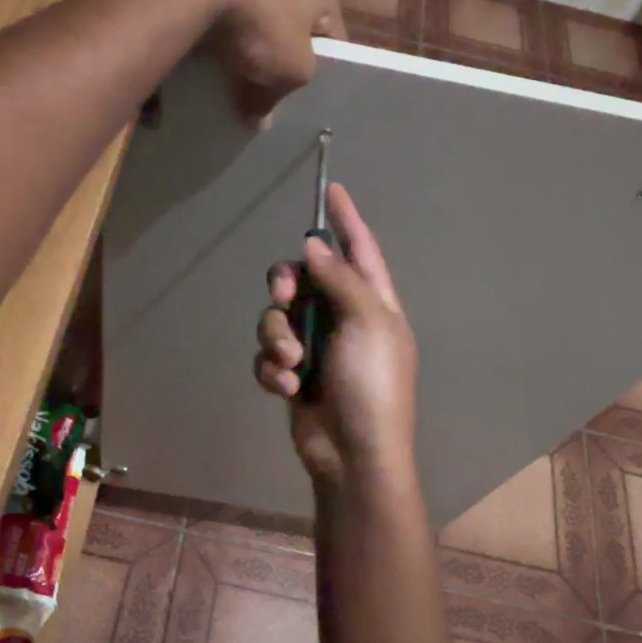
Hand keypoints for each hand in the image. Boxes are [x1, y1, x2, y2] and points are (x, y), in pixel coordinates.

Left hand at [203, 0, 345, 125]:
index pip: (333, 37)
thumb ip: (280, 97)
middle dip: (284, 60)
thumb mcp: (288, 73)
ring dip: (253, 49)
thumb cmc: (263, 28)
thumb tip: (258, 120)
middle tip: (275, 91)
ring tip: (242, 79)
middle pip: (295, 30)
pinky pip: (231, 17)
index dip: (324, 70)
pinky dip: (227, 36)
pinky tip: (218, 59)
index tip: (309, 95)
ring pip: (262, 23)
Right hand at [253, 183, 417, 489]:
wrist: (353, 454)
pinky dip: (272, 368)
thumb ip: (340, 279)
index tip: (333, 188)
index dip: (347, 219)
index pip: (360, 249)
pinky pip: (268, 354)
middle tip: (284, 295)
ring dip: (276, 338)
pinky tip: (287, 387)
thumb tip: (314, 245)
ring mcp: (315, 347)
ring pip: (276, 317)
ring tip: (291, 365)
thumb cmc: (373, 384)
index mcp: (373, 302)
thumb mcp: (367, 324)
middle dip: (286, 284)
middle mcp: (342, 318)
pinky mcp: (292, 374)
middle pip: (302, 277)